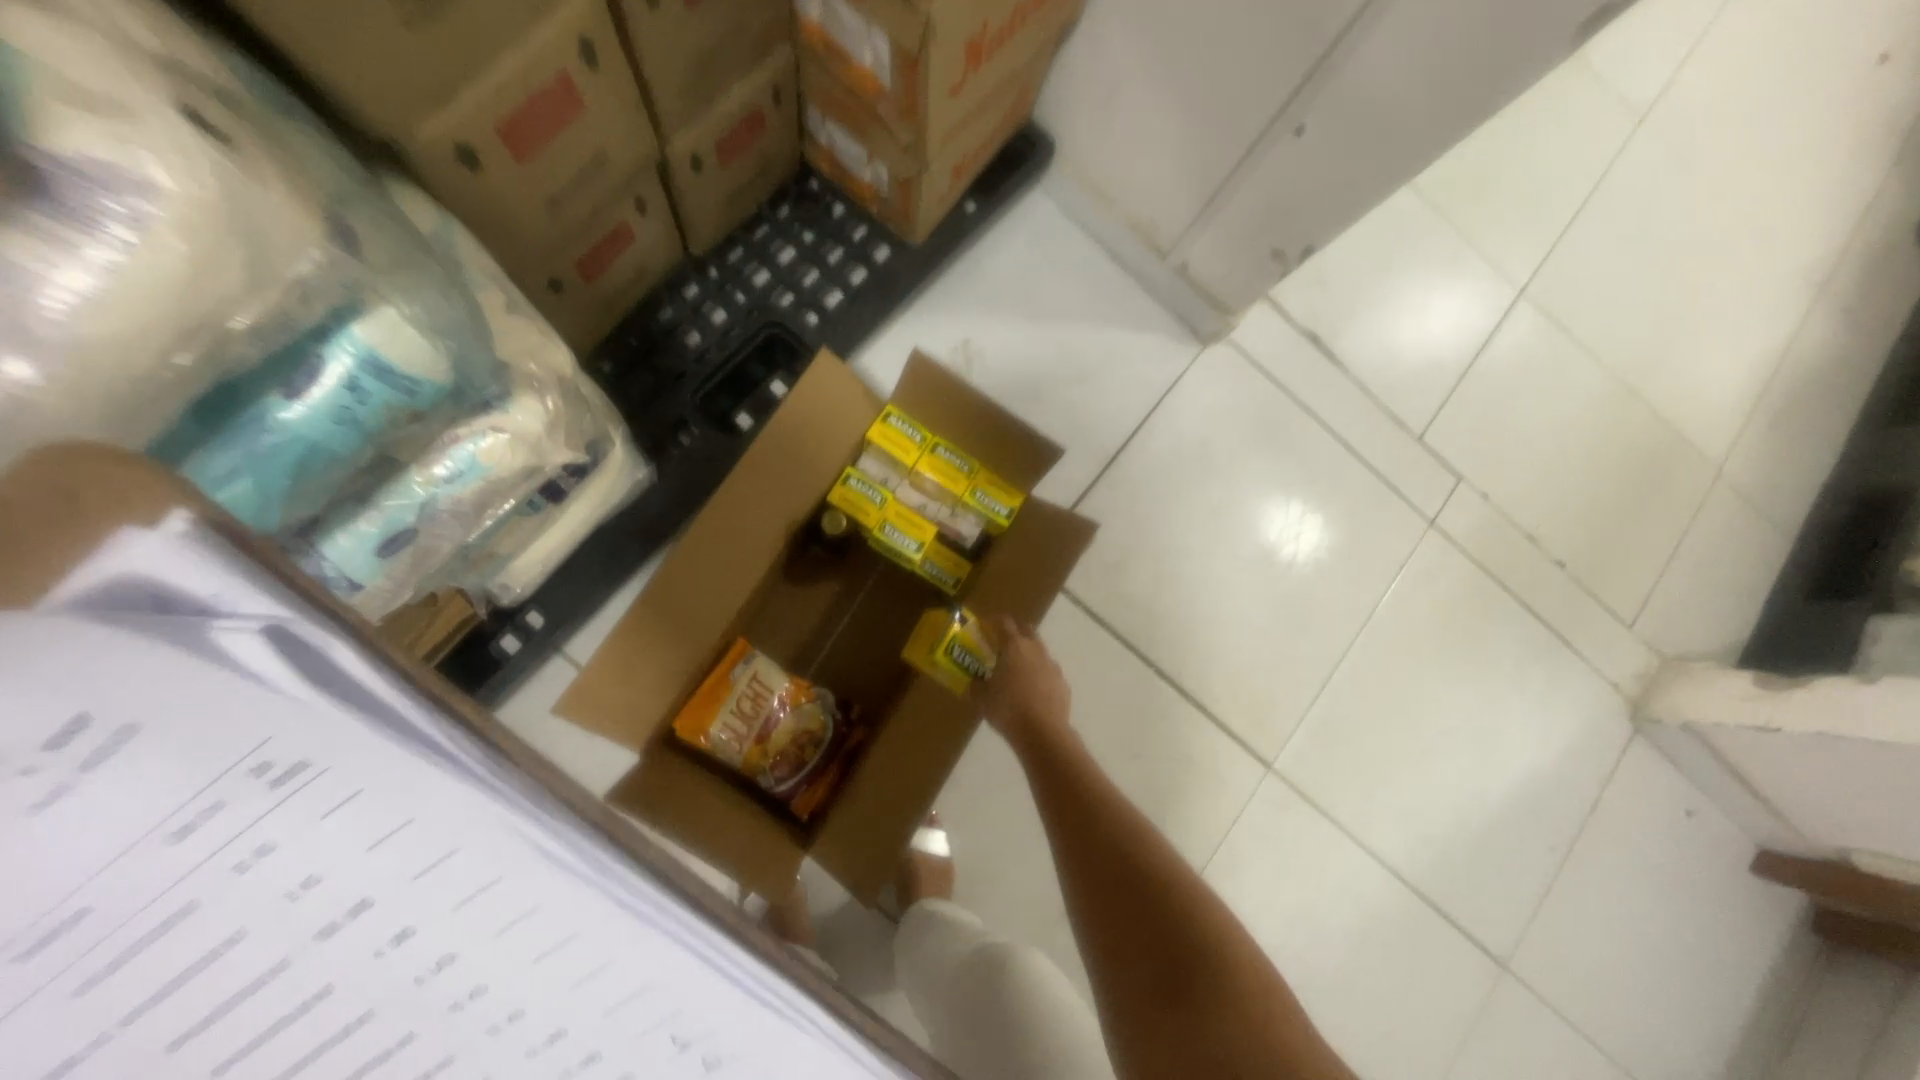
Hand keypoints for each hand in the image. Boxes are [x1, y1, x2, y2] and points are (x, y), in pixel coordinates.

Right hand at [972, 616, 1071, 750]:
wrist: (1042, 732)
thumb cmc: (1007, 710)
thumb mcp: (982, 699)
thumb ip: (977, 685)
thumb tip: (976, 681)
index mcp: (1013, 647)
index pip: (1004, 623)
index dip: (993, 622)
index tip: (985, 627)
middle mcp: (1035, 649)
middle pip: (1027, 630)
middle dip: (1015, 633)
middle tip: (1003, 645)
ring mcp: (1052, 665)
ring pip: (1040, 651)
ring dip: (1028, 655)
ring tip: (1017, 672)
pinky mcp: (1062, 682)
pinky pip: (1048, 671)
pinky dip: (1039, 675)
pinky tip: (1033, 691)